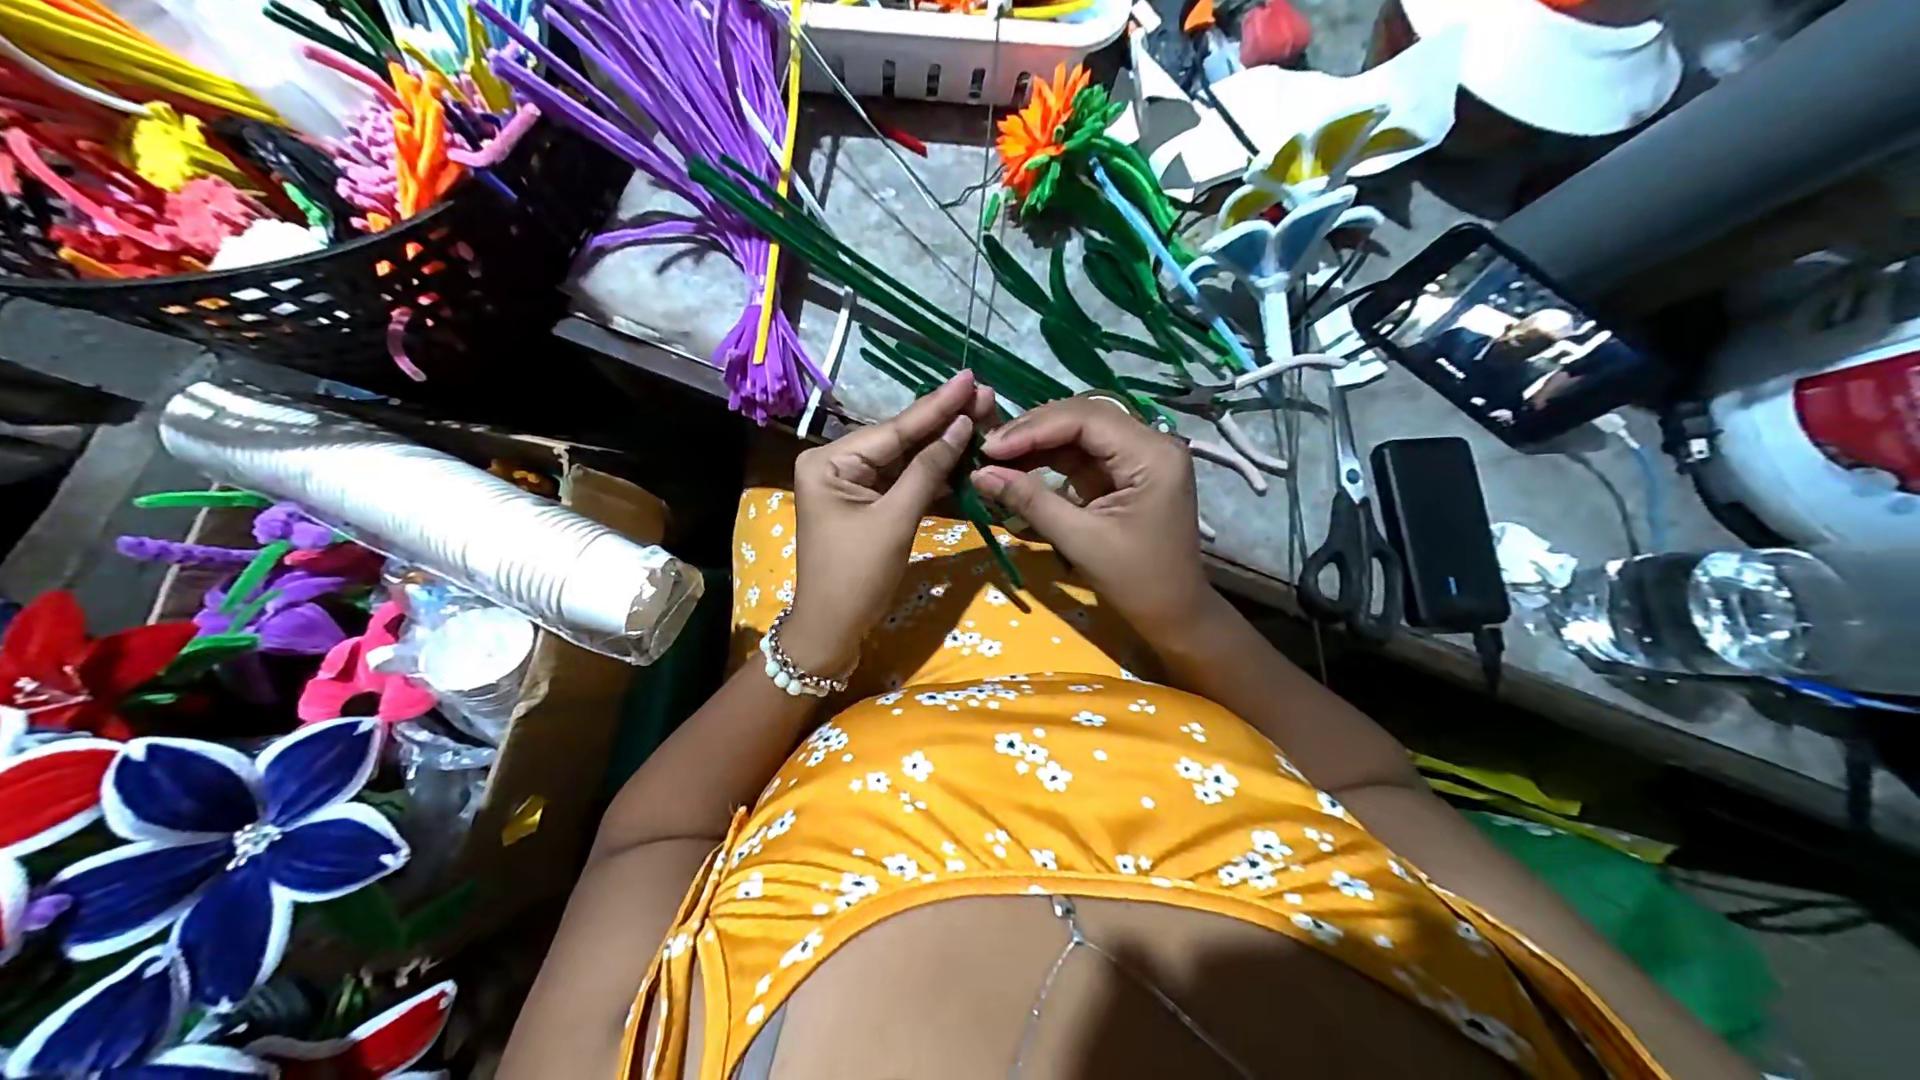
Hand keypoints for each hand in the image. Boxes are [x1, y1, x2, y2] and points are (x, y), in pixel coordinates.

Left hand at [787, 371, 998, 672]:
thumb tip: (960, 427)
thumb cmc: (857, 576)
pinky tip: (962, 453)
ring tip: (981, 416)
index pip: (894, 429)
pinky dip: (932, 472)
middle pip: (899, 438)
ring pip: (905, 457)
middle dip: (942, 420)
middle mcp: (836, 463)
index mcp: (829, 461)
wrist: (833, 629)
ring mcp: (851, 483)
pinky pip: (903, 480)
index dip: (936, 405)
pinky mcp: (867, 503)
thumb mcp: (895, 520)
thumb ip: (928, 470)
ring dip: (942, 443)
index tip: (969, 378)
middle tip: (984, 394)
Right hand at [971, 395, 1214, 642]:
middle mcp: (1150, 443)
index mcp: (1152, 454)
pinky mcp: (1125, 472)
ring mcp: (1138, 456)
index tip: (990, 447)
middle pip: (1083, 417)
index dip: (1033, 428)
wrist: (1173, 612)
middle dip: (1033, 431)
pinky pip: (1082, 454)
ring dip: (1037, 442)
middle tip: (987, 448)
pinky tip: (1018, 465)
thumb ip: (1030, 500)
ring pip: (1079, 432)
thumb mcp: (1079, 539)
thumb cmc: (1135, 580)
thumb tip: (979, 474)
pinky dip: (1049, 459)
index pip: (1086, 419)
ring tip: (995, 456)